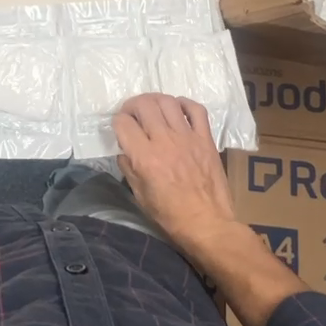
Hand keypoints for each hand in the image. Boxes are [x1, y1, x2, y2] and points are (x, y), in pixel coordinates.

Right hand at [114, 93, 238, 264]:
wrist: (209, 225)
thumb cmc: (170, 216)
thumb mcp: (140, 196)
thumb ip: (129, 168)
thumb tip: (125, 151)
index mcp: (145, 157)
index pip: (123, 123)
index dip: (117, 122)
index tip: (119, 129)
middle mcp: (164, 141)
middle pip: (143, 104)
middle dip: (132, 106)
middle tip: (132, 115)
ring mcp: (187, 137)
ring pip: (167, 101)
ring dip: (154, 101)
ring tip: (152, 110)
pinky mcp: (206, 139)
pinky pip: (196, 109)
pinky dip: (184, 104)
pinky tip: (178, 110)